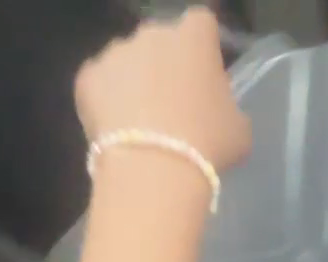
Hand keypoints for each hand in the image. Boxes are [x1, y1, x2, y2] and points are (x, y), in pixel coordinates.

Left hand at [75, 7, 251, 172]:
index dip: (203, 50)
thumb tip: (220, 113)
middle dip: (165, 66)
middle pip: (160, 42)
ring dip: (133, 83)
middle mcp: (152, 33)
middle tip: (172, 108)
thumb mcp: (239, 131)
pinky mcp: (88, 77)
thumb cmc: (207, 146)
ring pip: (127, 62)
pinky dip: (106, 102)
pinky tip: (116, 131)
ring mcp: (116, 52)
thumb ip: (229, 109)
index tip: (204, 79)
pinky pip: (99, 84)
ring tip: (141, 125)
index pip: (202, 24)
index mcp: (194, 37)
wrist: (155, 172)